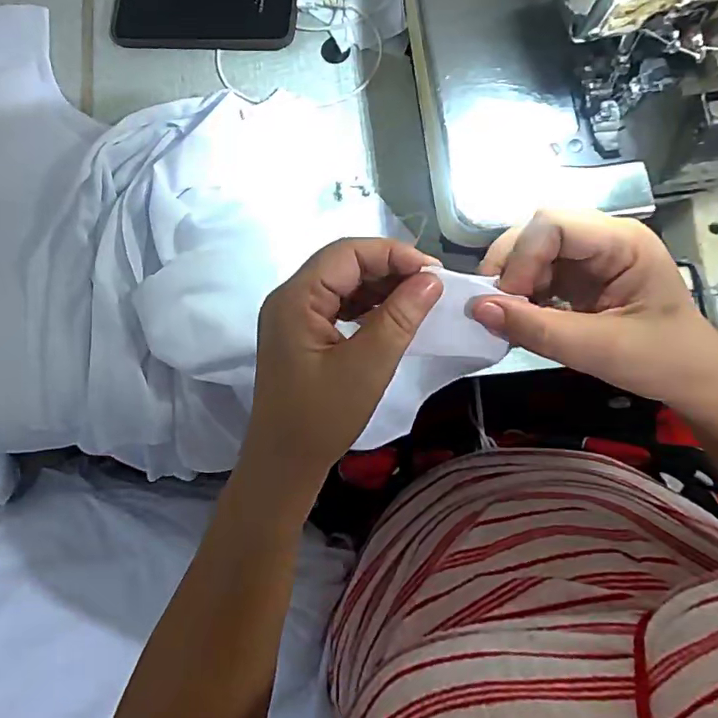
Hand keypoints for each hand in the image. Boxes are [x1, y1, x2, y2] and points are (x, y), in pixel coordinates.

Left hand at [244, 238, 442, 491]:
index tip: (434, 272)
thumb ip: (399, 317)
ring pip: (342, 283)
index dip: (392, 254)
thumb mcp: (367, 366)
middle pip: (343, 263)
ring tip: (419, 298)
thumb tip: (431, 279)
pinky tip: (393, 315)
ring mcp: (292, 316)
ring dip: (380, 286)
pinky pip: (337, 305)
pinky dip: (367, 306)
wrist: (283, 464)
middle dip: (388, 267)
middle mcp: (289, 298)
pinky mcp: (300, 333)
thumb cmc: (322, 418)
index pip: (346, 253)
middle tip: (432, 285)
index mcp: (295, 299)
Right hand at [471, 209, 717, 407]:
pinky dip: (522, 295)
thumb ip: (536, 329)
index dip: (522, 258)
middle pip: (536, 231)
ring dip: (513, 283)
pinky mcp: (580, 276)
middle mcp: (603, 238)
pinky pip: (537, 272)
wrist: (698, 383)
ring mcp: (590, 256)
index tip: (509, 303)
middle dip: (511, 268)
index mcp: (622, 242)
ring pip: (531, 250)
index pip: (552, 224)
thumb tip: (477, 310)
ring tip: (510, 318)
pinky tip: (522, 319)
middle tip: (498, 309)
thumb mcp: (599, 350)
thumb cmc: (663, 361)